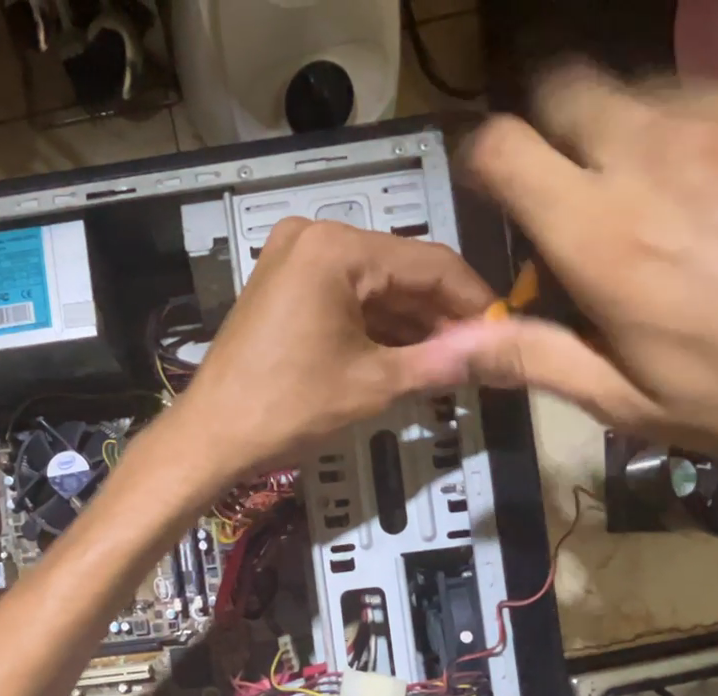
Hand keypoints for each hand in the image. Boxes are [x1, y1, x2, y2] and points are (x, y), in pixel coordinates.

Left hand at [166, 218, 493, 477]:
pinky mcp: (281, 284)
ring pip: (373, 286)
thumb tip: (503, 351)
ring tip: (450, 362)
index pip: (431, 264)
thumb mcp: (374, 384)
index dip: (474, 300)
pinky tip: (407, 354)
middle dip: (440, 315)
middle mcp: (314, 236)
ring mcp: (292, 258)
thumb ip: (443, 361)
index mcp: (338, 248)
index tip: (507, 331)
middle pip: (401, 271)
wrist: (210, 436)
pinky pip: (343, 296)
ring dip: (410, 323)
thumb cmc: (288, 407)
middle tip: (480, 354)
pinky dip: (374, 324)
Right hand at [452, 65, 717, 501]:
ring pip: (658, 92)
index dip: (487, 161)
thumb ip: (532, 358)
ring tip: (694, 206)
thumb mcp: (640, 405)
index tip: (504, 192)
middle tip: (588, 193)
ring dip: (644, 136)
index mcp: (606, 233)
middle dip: (557, 130)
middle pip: (571, 89)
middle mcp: (667, 148)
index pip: (502, 147)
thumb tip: (444, 347)